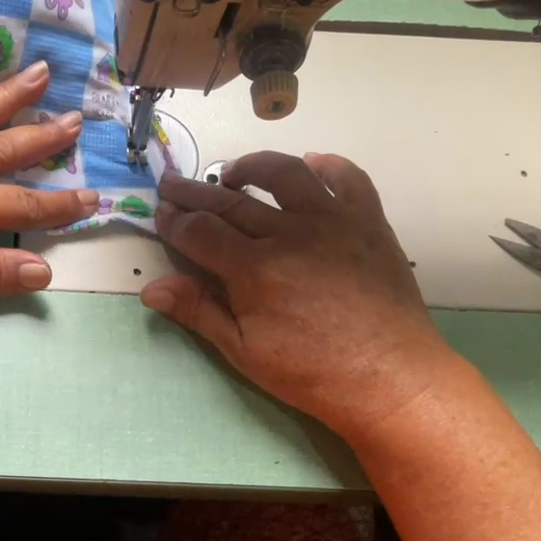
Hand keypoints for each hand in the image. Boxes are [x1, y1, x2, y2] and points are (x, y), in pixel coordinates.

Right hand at [140, 152, 459, 435]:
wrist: (389, 376)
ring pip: (286, 175)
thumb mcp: (244, 351)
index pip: (201, 232)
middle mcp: (291, 233)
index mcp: (255, 269)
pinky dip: (326, 166)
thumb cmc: (310, 373)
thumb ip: (199, 312)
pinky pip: (347, 178)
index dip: (175, 222)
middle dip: (196, 192)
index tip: (160, 214)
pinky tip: (312, 164)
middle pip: (232, 202)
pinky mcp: (368, 221)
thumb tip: (152, 289)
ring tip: (234, 173)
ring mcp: (333, 222)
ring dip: (254, 167)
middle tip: (174, 183)